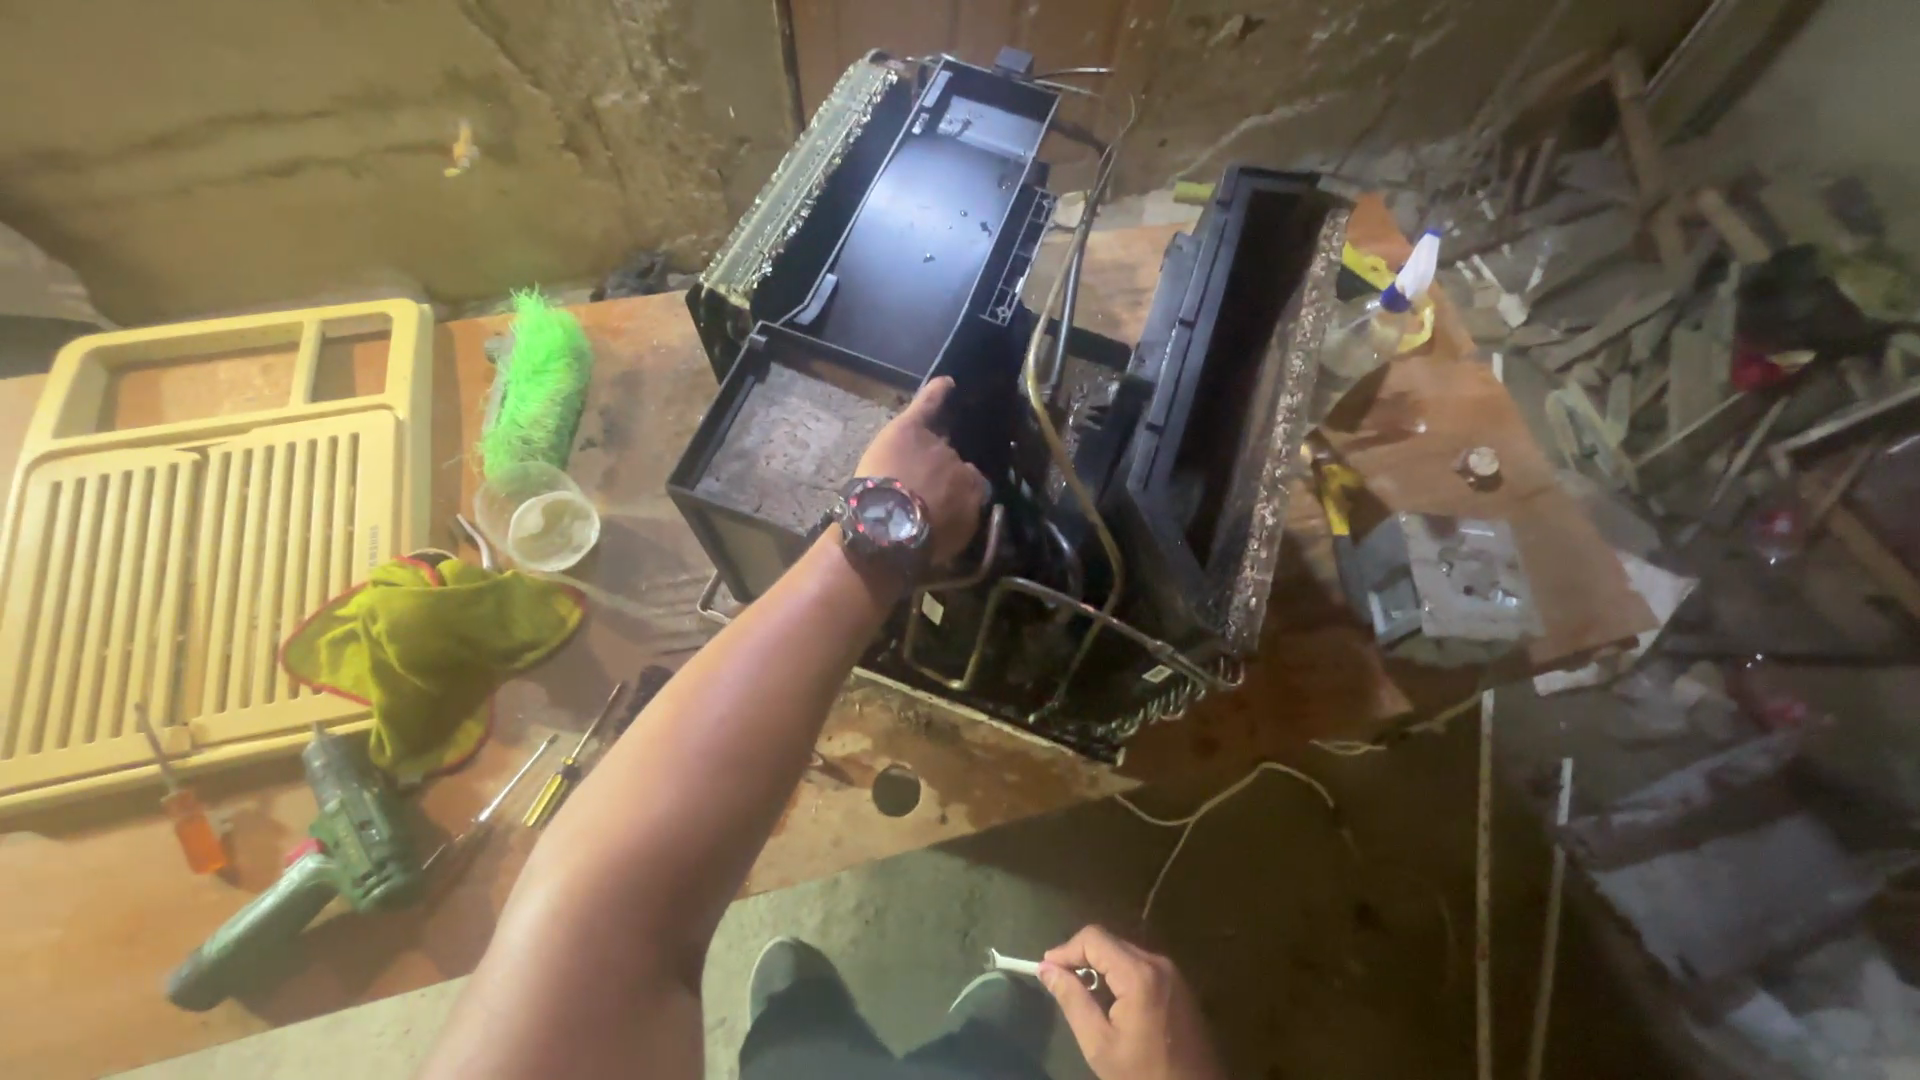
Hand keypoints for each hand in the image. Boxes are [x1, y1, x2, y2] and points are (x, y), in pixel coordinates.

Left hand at [856, 376, 986, 564]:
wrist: (888, 528)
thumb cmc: (918, 544)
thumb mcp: (953, 543)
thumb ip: (962, 522)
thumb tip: (962, 511)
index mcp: (973, 492)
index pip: (970, 487)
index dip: (952, 496)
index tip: (938, 506)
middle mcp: (961, 465)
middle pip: (951, 464)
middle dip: (938, 476)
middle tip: (918, 492)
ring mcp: (936, 445)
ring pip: (934, 444)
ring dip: (928, 450)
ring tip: (916, 458)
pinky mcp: (912, 429)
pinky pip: (929, 404)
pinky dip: (937, 392)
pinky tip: (947, 382)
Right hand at [1039, 926, 1225, 1079]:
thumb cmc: (1145, 1076)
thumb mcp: (1100, 1044)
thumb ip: (1072, 1000)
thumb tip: (1046, 969)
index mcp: (1139, 974)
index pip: (1094, 938)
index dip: (1066, 949)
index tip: (1047, 970)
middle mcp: (1158, 963)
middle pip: (1110, 942)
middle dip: (1081, 957)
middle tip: (1061, 983)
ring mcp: (1173, 974)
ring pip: (1125, 953)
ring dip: (1100, 967)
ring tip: (1083, 995)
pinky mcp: (1179, 987)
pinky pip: (1141, 967)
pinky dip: (1120, 975)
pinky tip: (1111, 1003)